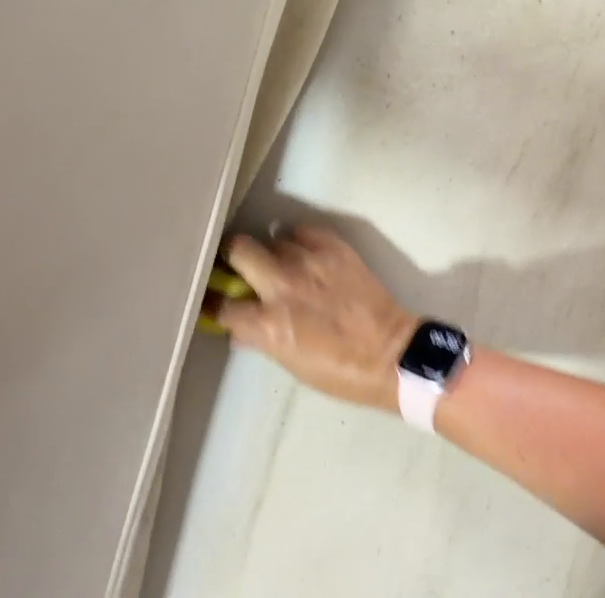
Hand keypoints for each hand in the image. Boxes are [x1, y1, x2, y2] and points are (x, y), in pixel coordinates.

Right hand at [215, 226, 419, 412]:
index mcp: (268, 323)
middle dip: (233, 257)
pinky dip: (300, 243)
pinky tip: (306, 256)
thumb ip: (261, 338)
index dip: (215, 303)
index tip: (213, 299)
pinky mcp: (333, 247)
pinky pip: (303, 232)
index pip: (223, 305)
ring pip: (273, 240)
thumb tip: (239, 328)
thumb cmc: (338, 372)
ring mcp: (308, 262)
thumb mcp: (290, 363)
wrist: (391, 354)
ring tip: (283, 266)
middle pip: (238, 250)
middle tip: (239, 266)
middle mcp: (282, 285)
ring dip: (273, 254)